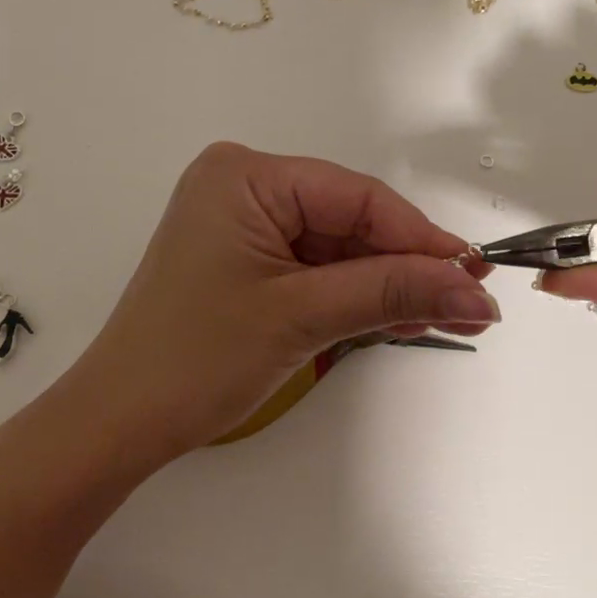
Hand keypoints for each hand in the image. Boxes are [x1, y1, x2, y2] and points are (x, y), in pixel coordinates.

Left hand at [64, 143, 497, 458]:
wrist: (119, 421)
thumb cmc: (197, 358)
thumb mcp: (301, 317)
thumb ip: (391, 292)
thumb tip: (477, 290)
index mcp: (245, 175)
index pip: (355, 195)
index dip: (419, 235)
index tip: (475, 274)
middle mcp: (243, 186)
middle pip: (349, 220)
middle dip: (406, 264)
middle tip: (470, 303)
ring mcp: (243, 225)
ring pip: (337, 248)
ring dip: (387, 284)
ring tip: (449, 316)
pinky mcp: (245, 261)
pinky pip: (314, 269)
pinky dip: (354, 296)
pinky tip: (402, 317)